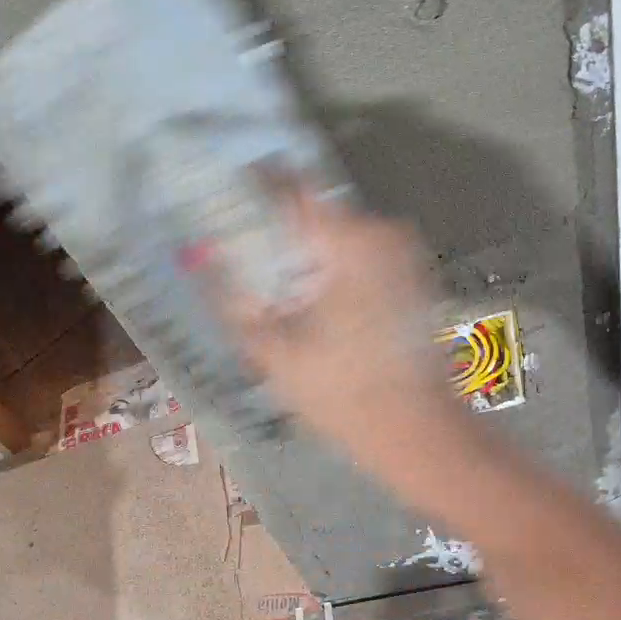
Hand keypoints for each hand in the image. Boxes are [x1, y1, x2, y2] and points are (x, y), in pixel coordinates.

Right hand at [220, 189, 467, 465]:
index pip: (293, 189)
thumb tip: (202, 264)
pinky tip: (311, 305)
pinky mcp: (414, 278)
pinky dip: (332, 269)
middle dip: (278, 232)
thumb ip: (233, 301)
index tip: (225, 195)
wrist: (418, 432)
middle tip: (242, 256)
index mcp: (347, 242)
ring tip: (273, 287)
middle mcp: (381, 234)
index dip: (255, 187)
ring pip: (339, 237)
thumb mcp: (273, 351)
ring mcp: (403, 256)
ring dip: (306, 254)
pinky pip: (361, 257)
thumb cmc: (341, 392)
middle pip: (316, 214)